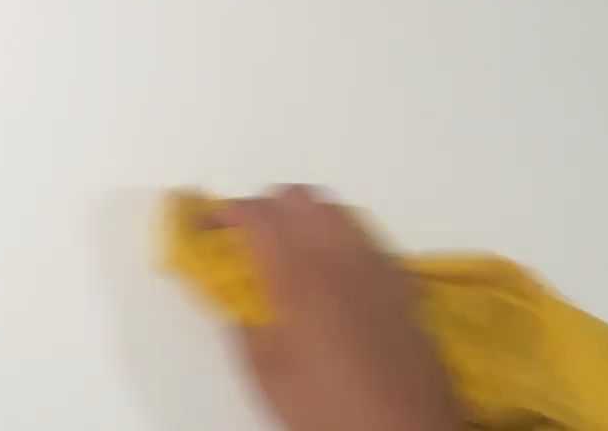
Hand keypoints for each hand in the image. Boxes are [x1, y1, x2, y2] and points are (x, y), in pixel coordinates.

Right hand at [213, 186, 462, 430]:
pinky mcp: (403, 286)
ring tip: (291, 248)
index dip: (222, 212)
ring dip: (304, 216)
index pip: (253, 214)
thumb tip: (240, 299)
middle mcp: (335, 258)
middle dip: (264, 209)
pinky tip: (337, 267)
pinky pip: (367, 236)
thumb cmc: (329, 409)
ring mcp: (374, 268)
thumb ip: (246, 323)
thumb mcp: (267, 374)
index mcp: (296, 274)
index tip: (204, 228)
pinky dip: (342, 236)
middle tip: (248, 240)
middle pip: (294, 198)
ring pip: (333, 208)